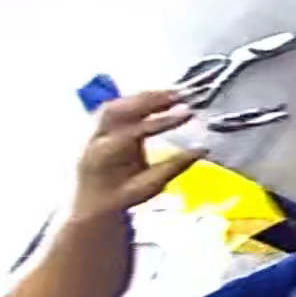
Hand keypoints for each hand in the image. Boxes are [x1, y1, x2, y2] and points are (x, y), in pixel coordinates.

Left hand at [71, 91, 202, 222]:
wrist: (90, 204)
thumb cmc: (122, 197)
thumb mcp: (151, 186)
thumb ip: (175, 166)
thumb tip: (204, 148)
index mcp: (107, 155)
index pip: (134, 130)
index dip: (163, 121)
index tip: (190, 113)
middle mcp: (96, 140)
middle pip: (117, 112)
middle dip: (149, 100)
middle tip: (182, 94)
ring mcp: (94, 135)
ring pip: (114, 107)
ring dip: (143, 98)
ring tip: (174, 93)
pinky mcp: (100, 133)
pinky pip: (113, 110)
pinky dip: (135, 101)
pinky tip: (157, 100)